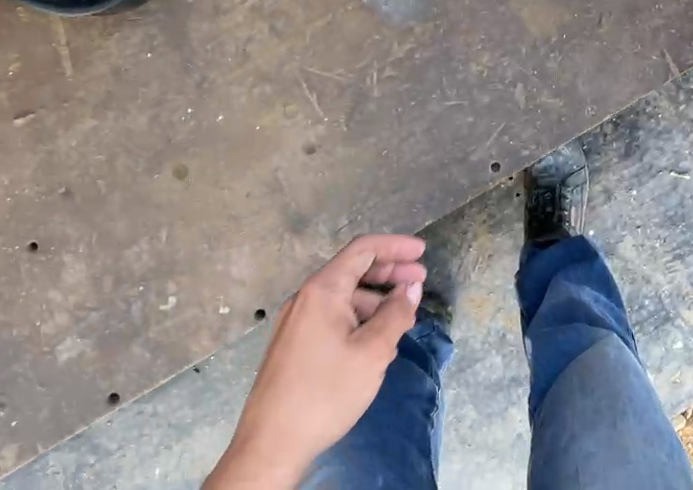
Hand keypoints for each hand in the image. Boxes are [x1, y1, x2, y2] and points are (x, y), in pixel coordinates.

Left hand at [206, 235, 426, 489]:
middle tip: (420, 281)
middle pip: (353, 270)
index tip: (421, 252)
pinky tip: (376, 341)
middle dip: (390, 272)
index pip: (363, 250)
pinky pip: (333, 317)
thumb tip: (411, 288)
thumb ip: (396, 314)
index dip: (395, 246)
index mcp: (323, 291)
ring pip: (344, 298)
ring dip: (376, 300)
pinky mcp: (294, 345)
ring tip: (403, 319)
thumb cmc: (325, 393)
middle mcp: (306, 299)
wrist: (271, 447)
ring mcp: (296, 323)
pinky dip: (359, 318)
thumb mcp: (373, 352)